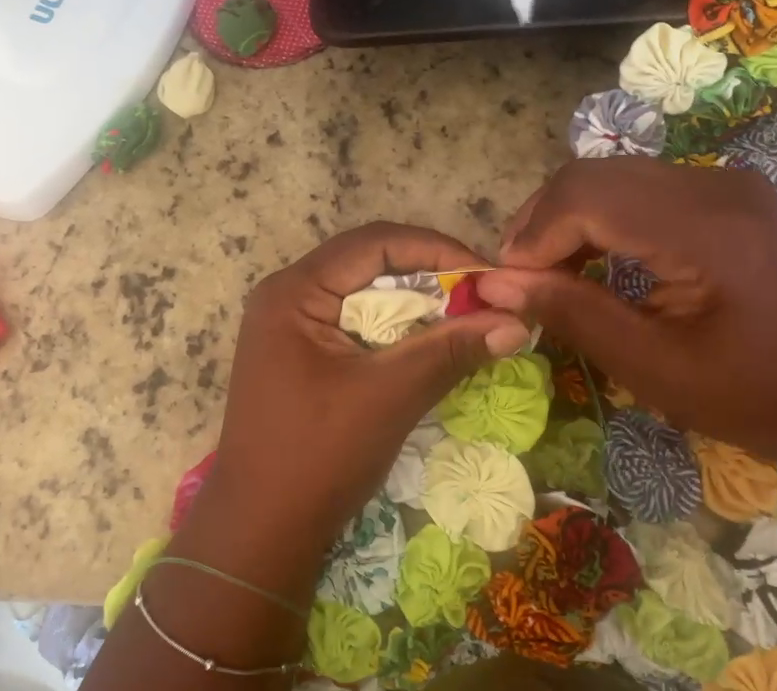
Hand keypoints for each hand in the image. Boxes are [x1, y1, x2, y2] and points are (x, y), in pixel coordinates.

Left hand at [203, 222, 530, 554]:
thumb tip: (518, 321)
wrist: (259, 534)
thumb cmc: (317, 456)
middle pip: (368, 264)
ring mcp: (287, 327)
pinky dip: (394, 330)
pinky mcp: (297, 356)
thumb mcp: (389, 396)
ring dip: (415, 304)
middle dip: (429, 276)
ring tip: (465, 317)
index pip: (374, 243)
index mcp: (294, 291)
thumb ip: (450, 350)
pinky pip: (354, 324)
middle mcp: (285, 296)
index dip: (437, 249)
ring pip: (363, 295)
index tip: (489, 274)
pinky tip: (428, 344)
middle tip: (484, 295)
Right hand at [475, 157, 776, 456]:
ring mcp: (722, 181)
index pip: (587, 196)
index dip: (534, 234)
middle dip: (542, 222)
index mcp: (704, 229)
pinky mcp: (724, 190)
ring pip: (611, 174)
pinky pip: (639, 186)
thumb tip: (495, 284)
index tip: (506, 283)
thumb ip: (573, 314)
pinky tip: (592, 257)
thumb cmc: (757, 396)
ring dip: (567, 217)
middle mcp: (713, 185)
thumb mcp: (655, 368)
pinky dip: (601, 216)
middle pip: (593, 175)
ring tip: (547, 271)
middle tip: (518, 277)